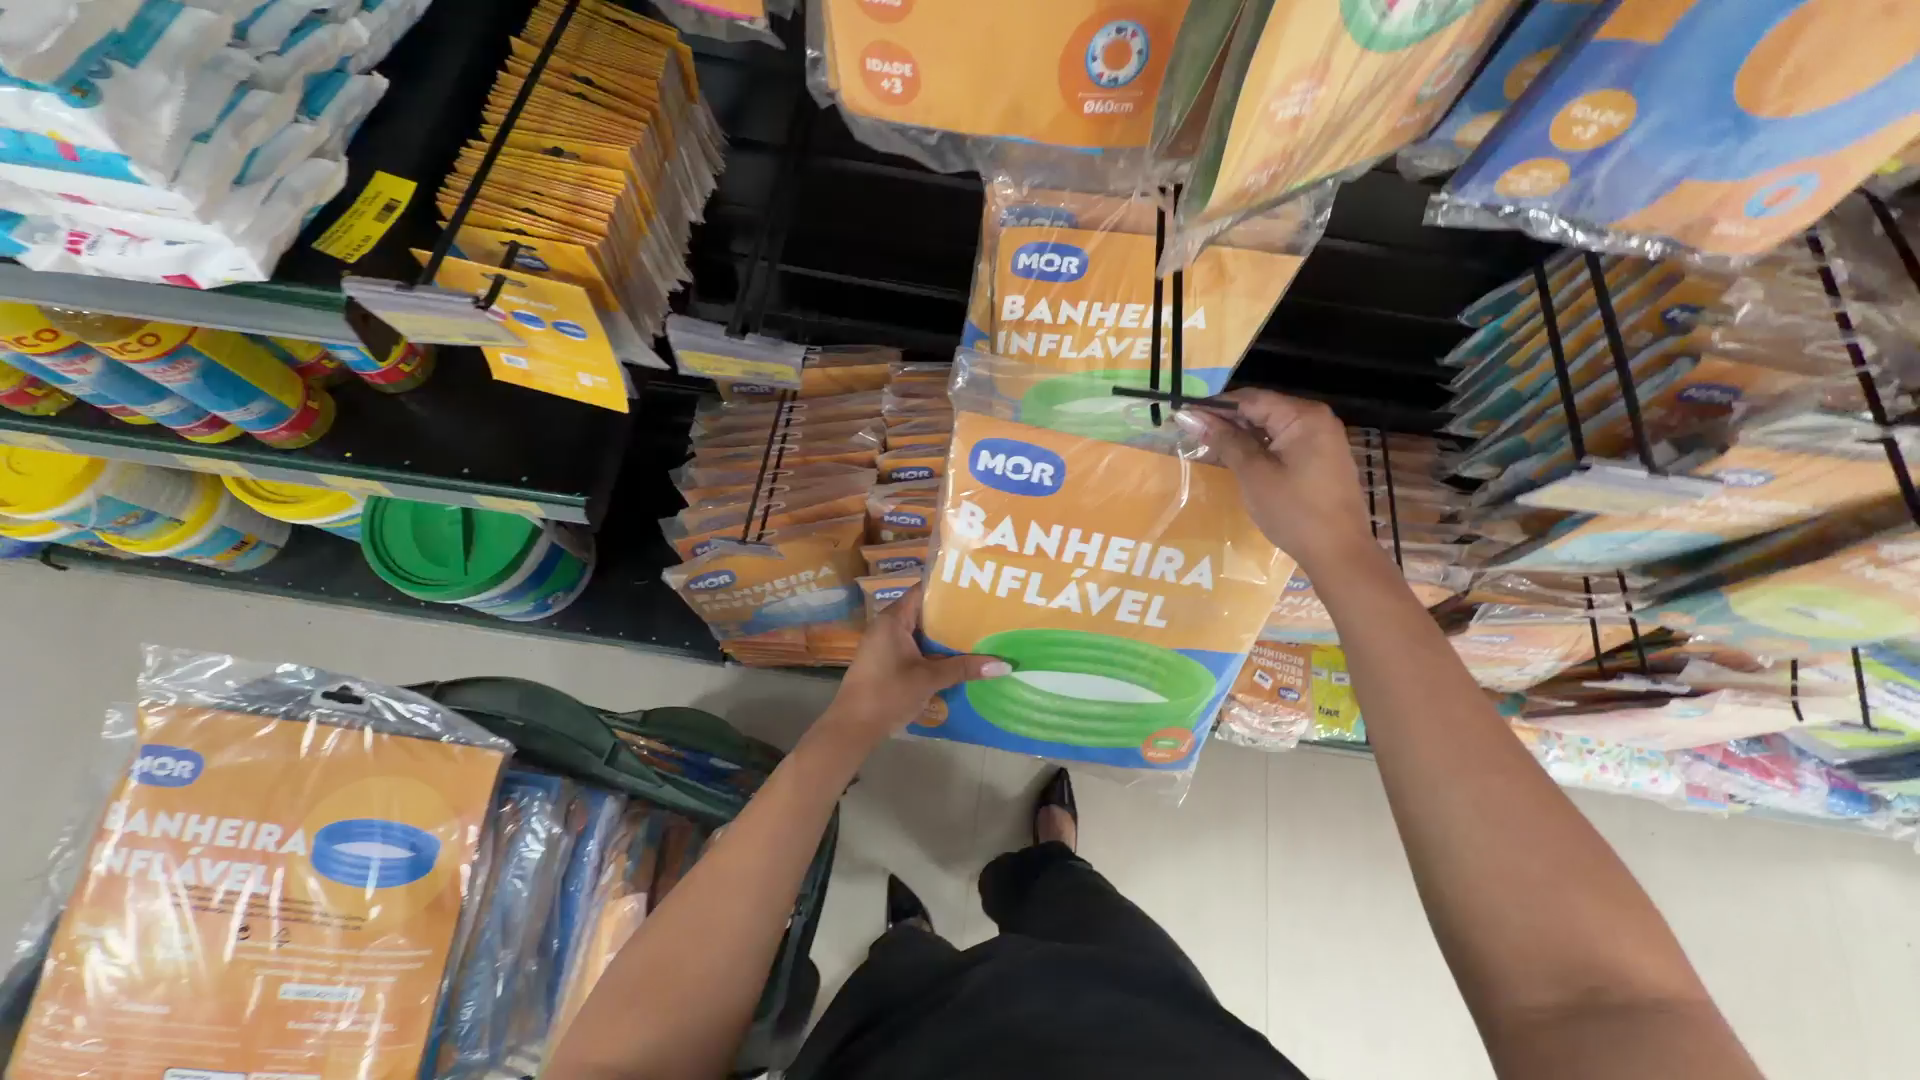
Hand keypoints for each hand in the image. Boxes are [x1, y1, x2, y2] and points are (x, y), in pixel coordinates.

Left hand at [817, 585, 1007, 749]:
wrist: (853, 727)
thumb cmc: (888, 693)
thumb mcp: (929, 679)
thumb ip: (964, 668)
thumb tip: (1003, 665)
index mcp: (893, 619)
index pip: (923, 591)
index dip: (948, 588)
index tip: (976, 588)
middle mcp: (887, 626)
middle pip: (924, 613)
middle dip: (952, 616)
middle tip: (985, 613)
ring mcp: (886, 646)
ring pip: (921, 634)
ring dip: (944, 638)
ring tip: (979, 634)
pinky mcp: (887, 663)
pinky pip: (915, 650)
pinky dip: (934, 653)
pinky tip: (958, 660)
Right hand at [1179, 389, 1377, 576]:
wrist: (1338, 552)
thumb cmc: (1294, 512)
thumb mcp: (1254, 474)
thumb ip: (1224, 440)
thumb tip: (1189, 416)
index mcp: (1303, 416)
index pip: (1250, 398)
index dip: (1214, 406)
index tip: (1183, 416)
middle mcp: (1316, 419)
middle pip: (1263, 409)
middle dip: (1227, 420)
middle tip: (1191, 433)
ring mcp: (1322, 439)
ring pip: (1272, 427)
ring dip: (1241, 435)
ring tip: (1209, 445)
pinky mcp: (1321, 458)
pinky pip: (1284, 442)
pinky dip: (1259, 447)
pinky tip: (1238, 459)